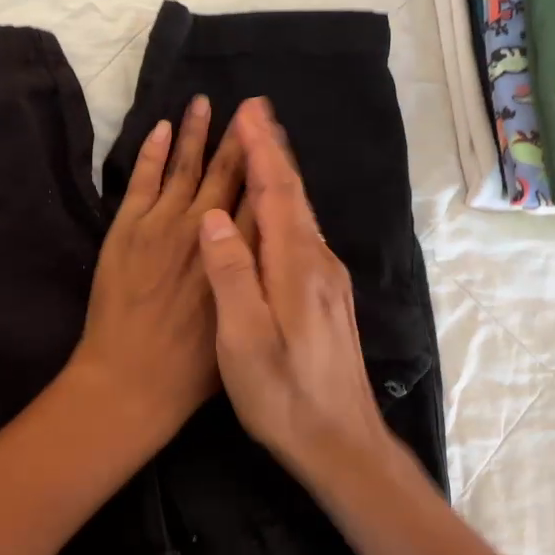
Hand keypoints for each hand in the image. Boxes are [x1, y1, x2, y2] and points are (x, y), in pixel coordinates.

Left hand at [70, 95, 245, 424]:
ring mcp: (163, 226)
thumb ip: (258, 282)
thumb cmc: (193, 370)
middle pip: (228, 174)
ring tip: (205, 102)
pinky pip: (143, 180)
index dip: (269, 164)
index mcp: (240, 256)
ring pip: (187, 168)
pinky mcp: (128, 230)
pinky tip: (163, 128)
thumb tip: (274, 257)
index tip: (276, 134)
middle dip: (241, 137)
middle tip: (251, 104)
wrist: (133, 379)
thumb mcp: (245, 325)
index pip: (260, 198)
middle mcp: (205, 231)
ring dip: (197, 133)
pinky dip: (153, 152)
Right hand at [195, 99, 394, 486]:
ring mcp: (328, 282)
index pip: (277, 194)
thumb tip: (213, 216)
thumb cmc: (283, 394)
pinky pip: (303, 236)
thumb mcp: (243, 338)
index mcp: (296, 267)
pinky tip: (277, 212)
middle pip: (295, 197)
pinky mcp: (327, 299)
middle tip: (257, 114)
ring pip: (301, 215)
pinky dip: (286, 208)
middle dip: (274, 153)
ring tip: (263, 149)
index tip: (249, 111)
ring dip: (281, 177)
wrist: (340, 442)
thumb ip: (230, 274)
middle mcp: (319, 264)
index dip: (262, 151)